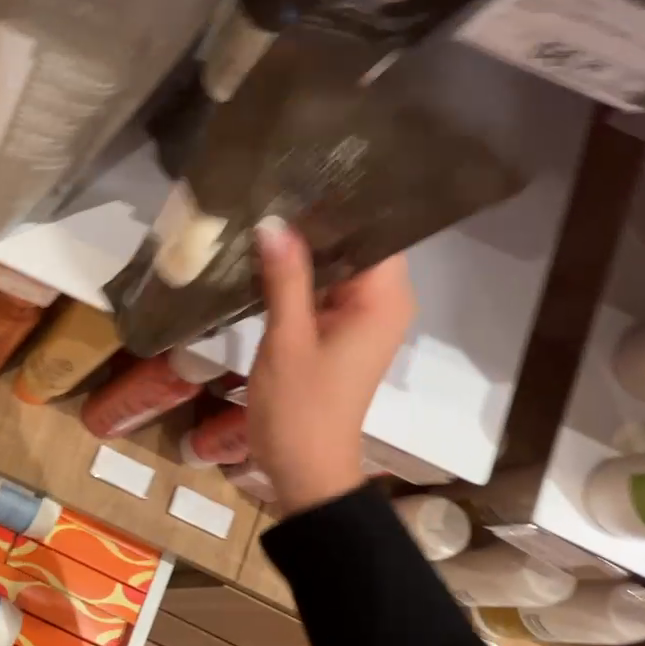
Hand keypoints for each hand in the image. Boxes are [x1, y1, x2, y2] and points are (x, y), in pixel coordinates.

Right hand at [247, 216, 415, 513]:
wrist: (305, 467)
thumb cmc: (301, 407)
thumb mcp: (287, 339)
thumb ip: (284, 279)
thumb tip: (274, 223)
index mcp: (383, 300)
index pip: (373, 233)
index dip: (339, 206)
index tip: (300, 178)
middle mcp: (383, 304)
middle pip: (356, 248)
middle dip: (315, 225)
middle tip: (271, 193)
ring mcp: (361, 322)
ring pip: (336, 271)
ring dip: (303, 253)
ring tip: (261, 222)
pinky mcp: (339, 336)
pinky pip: (324, 294)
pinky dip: (298, 281)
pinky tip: (264, 265)